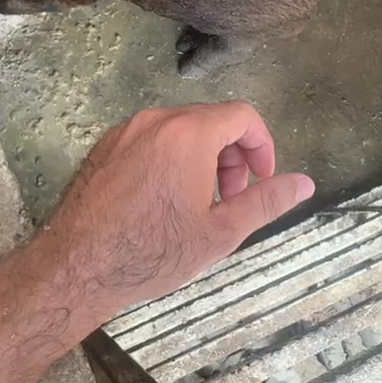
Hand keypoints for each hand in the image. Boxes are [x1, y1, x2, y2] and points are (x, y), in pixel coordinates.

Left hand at [29, 101, 314, 324]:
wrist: (76, 267)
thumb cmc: (152, 252)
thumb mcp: (220, 232)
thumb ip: (265, 201)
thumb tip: (305, 183)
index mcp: (188, 133)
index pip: (242, 115)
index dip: (262, 145)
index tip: (261, 179)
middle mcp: (155, 120)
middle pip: (210, 120)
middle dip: (232, 155)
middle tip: (229, 198)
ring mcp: (124, 130)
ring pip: (179, 130)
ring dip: (201, 157)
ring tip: (196, 204)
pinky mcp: (103, 146)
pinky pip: (150, 139)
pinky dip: (169, 158)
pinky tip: (161, 202)